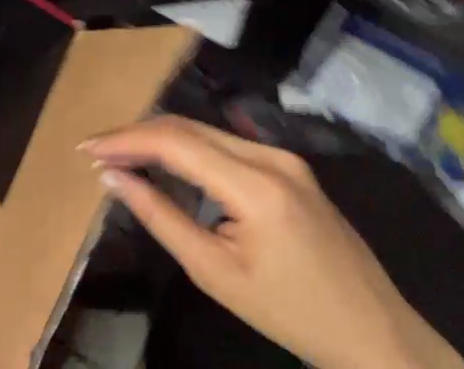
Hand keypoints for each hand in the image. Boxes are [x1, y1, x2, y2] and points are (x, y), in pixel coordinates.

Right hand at [80, 116, 463, 368]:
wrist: (379, 337)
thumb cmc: (292, 314)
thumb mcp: (215, 272)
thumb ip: (160, 217)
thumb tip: (112, 177)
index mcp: (256, 186)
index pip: (175, 141)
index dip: (125, 139)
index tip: (85, 150)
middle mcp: (272, 158)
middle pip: (187, 127)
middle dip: (135, 134)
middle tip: (94, 152)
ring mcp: (285, 159)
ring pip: (204, 131)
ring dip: (158, 139)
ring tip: (119, 156)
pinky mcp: (290, 168)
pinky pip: (224, 145)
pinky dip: (186, 149)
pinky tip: (163, 164)